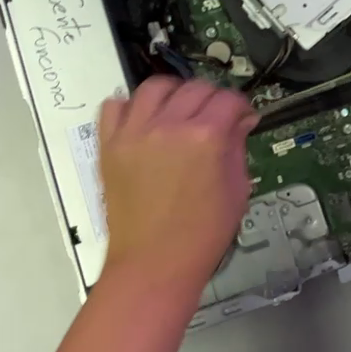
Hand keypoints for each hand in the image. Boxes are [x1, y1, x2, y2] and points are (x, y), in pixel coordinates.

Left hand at [96, 76, 257, 295]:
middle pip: (195, 88)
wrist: (154, 264)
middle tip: (215, 117)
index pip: (228, 99)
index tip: (241, 116)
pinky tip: (145, 121)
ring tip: (179, 111)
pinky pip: (115, 106)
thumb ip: (237, 147)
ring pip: (155, 88)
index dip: (240, 106)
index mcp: (205, 137)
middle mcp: (168, 126)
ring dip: (173, 94)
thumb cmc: (202, 235)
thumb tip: (239, 121)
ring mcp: (134, 133)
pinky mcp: (110, 145)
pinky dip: (131, 107)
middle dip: (212, 99)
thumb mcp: (236, 190)